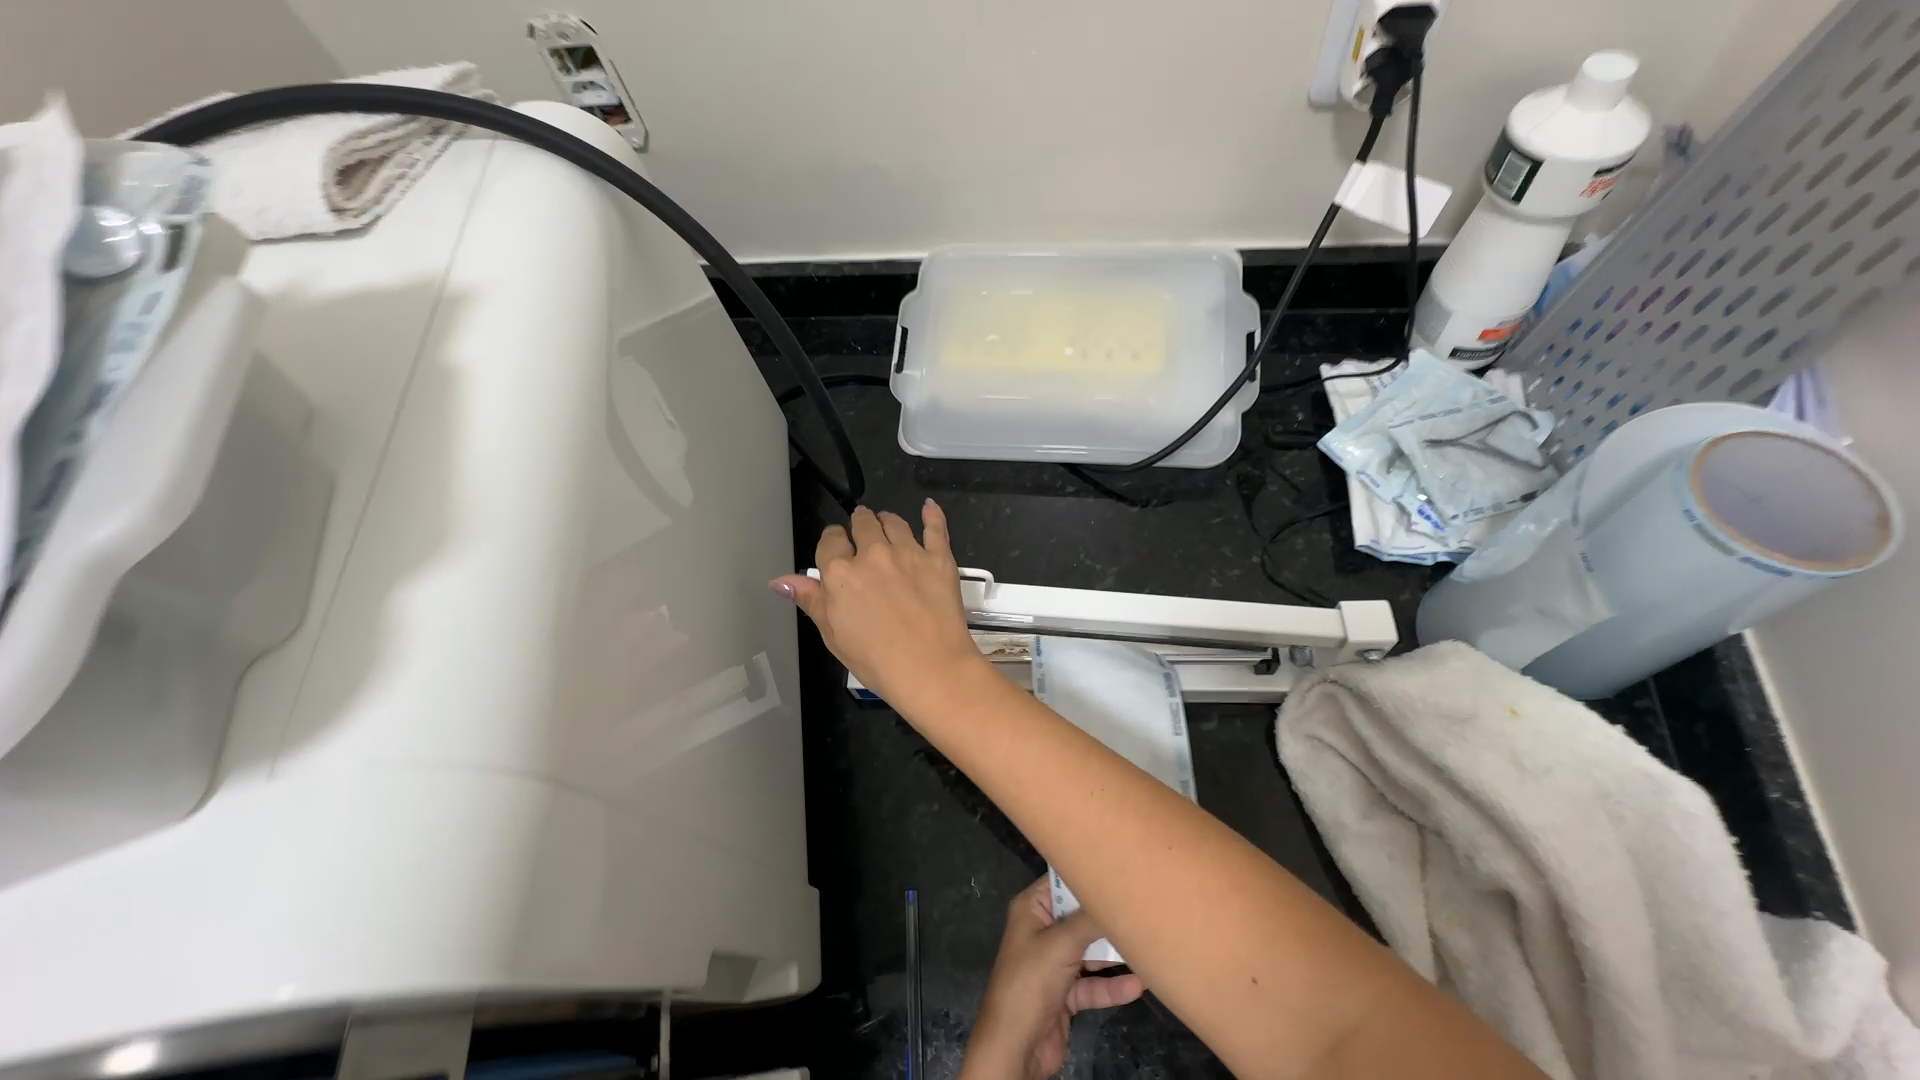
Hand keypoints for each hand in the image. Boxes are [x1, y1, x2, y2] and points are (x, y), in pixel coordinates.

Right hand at [771, 500, 985, 709]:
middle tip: (861, 529)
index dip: (832, 541)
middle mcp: (873, 554)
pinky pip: (935, 528)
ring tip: (885, 521)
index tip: (835, 545)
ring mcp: (909, 553)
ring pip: (894, 523)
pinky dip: (932, 514)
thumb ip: (811, 600)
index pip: (830, 542)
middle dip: (859, 524)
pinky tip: (929, 507)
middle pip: (862, 524)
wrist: (929, 667)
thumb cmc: (875, 659)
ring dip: (886, 520)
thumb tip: (781, 581)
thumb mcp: (833, 634)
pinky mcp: (939, 558)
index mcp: (841, 572)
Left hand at [961, 877, 1145, 1079]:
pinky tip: (1138, 985)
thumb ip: (1091, 920)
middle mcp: (1042, 931)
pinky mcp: (1065, 993)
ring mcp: (1054, 963)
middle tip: (1143, 910)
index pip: (1062, 882)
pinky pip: (1093, 983)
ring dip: (1115, 954)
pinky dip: (1112, 985)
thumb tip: (1120, 894)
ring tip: (1147, 947)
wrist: (1015, 1046)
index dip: (1089, 876)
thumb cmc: (1031, 982)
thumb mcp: (1061, 944)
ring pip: (1090, 951)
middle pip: (1080, 917)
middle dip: (1108, 918)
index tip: (1123, 871)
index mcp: (1032, 909)